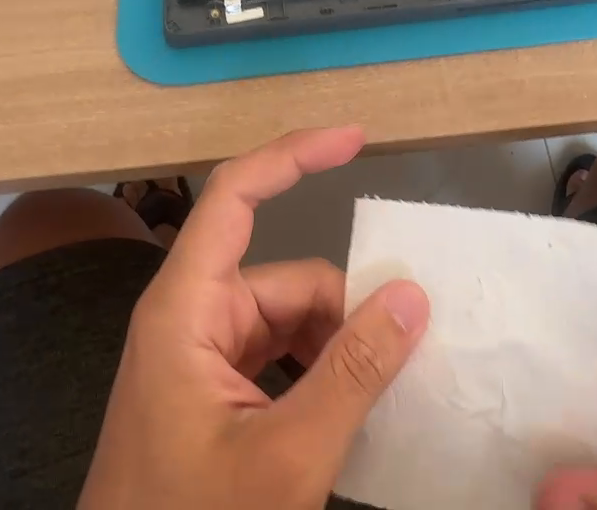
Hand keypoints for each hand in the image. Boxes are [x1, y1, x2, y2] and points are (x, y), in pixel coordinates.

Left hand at [79, 127, 431, 509]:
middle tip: (402, 360)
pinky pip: (282, 355)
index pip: (235, 196)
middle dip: (346, 312)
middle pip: (288, 278)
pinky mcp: (215, 391)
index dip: (293, 154)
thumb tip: (411, 294)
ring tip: (380, 395)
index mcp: (186, 308)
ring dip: (338, 348)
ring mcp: (203, 355)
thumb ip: (352, 371)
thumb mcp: (285, 457)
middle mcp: (193, 316)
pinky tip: (351, 411)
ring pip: (293, 320)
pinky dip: (321, 372)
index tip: (355, 139)